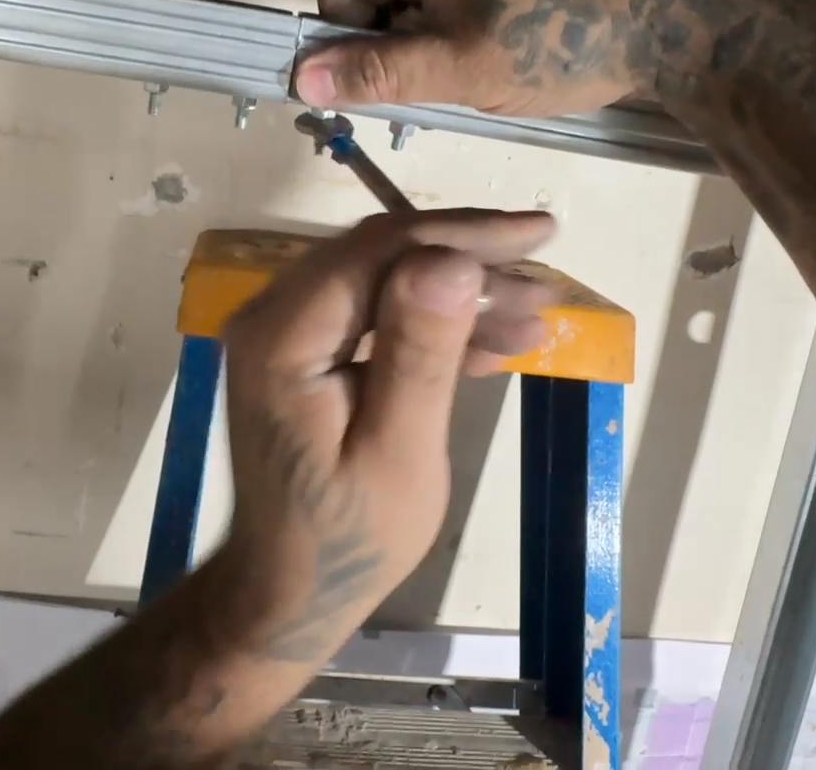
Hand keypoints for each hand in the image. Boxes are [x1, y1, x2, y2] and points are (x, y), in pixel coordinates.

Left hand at [214, 209, 556, 664]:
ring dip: (459, 295)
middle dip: (468, 260)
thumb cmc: (348, 537)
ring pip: (384, 279)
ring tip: (534, 317)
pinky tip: (494, 343)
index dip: (462, 233)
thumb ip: (420, 353)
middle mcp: (272, 315)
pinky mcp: (305, 348)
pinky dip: (432, 324)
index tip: (540, 233)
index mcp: (282, 337)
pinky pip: (375, 314)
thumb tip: (453, 257)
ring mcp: (285, 329)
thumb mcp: (399, 454)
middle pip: (380, 255)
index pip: (377, 249)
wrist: (293, 583)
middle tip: (544, 281)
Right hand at [298, 0, 729, 116]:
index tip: (370, 77)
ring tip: (462, 83)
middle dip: (385, 46)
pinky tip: (486, 69)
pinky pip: (454, 6)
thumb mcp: (457, 67)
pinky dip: (453, 42)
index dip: (340, 31)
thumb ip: (376, 72)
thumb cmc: (557, 40)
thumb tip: (300, 78)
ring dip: (421, 50)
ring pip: (416, 6)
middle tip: (423, 91)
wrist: (670, 27)